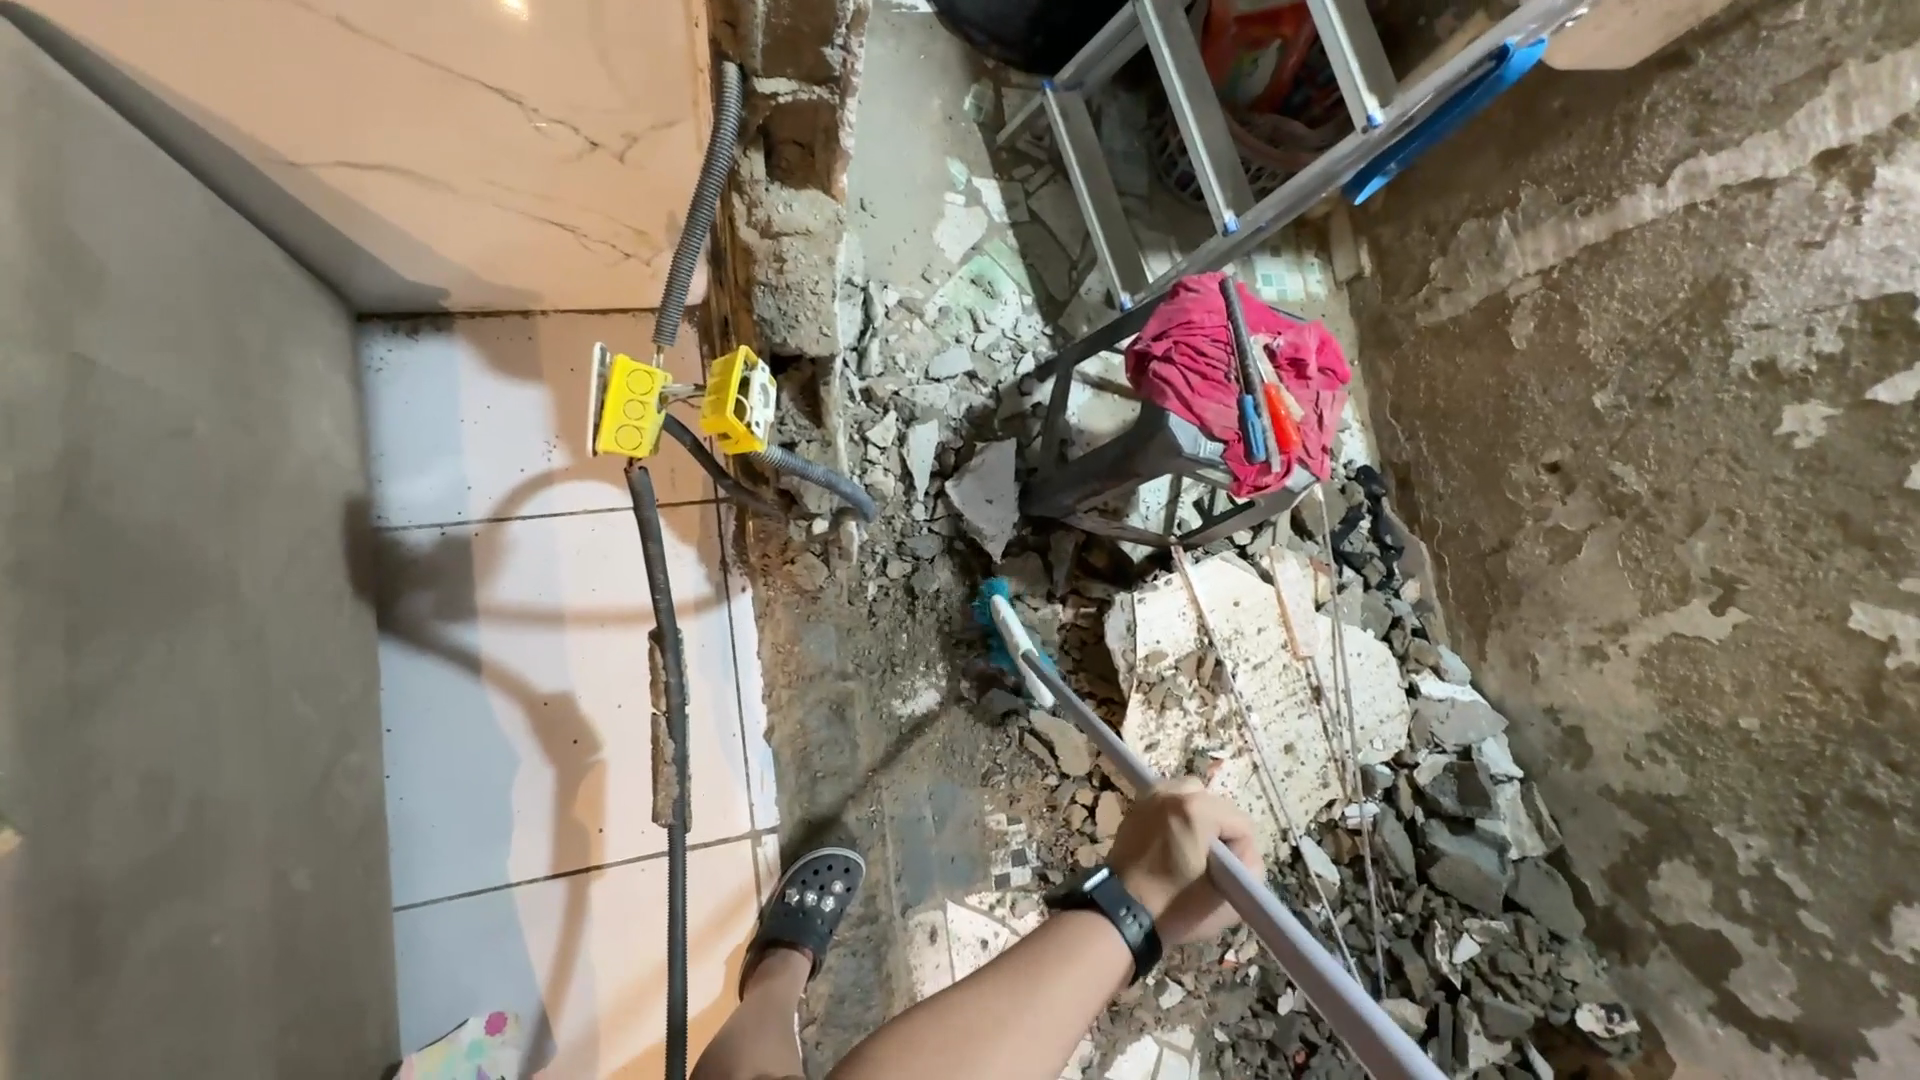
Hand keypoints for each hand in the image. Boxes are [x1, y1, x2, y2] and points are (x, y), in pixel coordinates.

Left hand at [1107, 777, 1260, 945]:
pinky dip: (1178, 816)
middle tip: (1211, 862)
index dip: (1242, 851)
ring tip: (1193, 850)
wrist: (1121, 910)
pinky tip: (1175, 841)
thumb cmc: (1175, 906)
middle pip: (1216, 804)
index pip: (1241, 823)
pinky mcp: (1138, 805)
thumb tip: (1244, 851)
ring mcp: (1151, 795)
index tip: (1228, 874)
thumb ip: (1251, 870)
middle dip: (1220, 831)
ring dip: (1199, 819)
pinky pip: (1170, 801)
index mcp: (1195, 810)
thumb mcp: (1228, 901)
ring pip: (1192, 796)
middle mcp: (1172, 793)